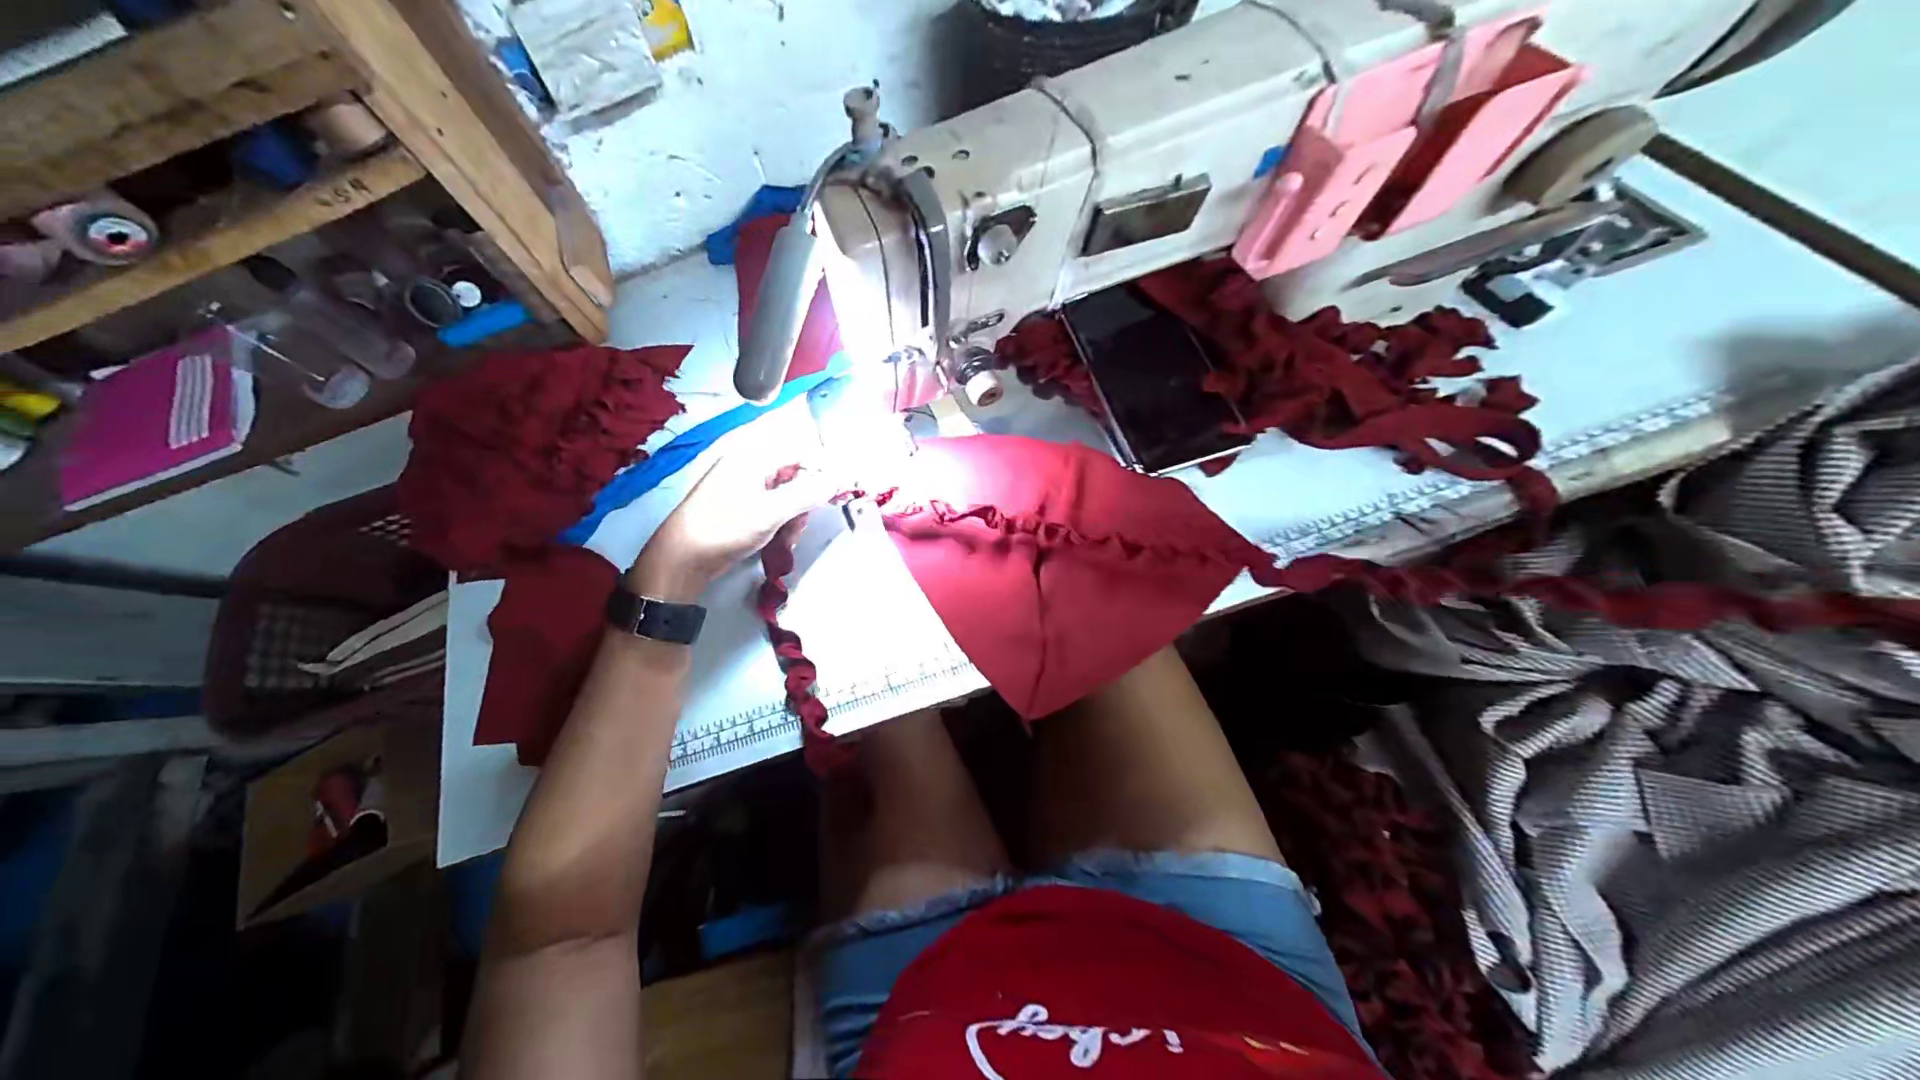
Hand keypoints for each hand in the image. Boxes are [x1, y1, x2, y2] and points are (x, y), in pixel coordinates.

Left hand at [626, 429, 838, 601]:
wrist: (682, 558)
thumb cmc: (724, 529)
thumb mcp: (771, 512)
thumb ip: (808, 493)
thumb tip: (839, 478)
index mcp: (753, 455)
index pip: (802, 450)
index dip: (824, 469)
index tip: (840, 491)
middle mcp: (750, 463)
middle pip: (797, 471)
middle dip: (807, 498)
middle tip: (804, 522)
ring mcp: (745, 483)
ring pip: (788, 491)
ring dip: (796, 513)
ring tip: (788, 537)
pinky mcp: (743, 503)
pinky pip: (775, 504)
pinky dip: (783, 520)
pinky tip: (780, 539)